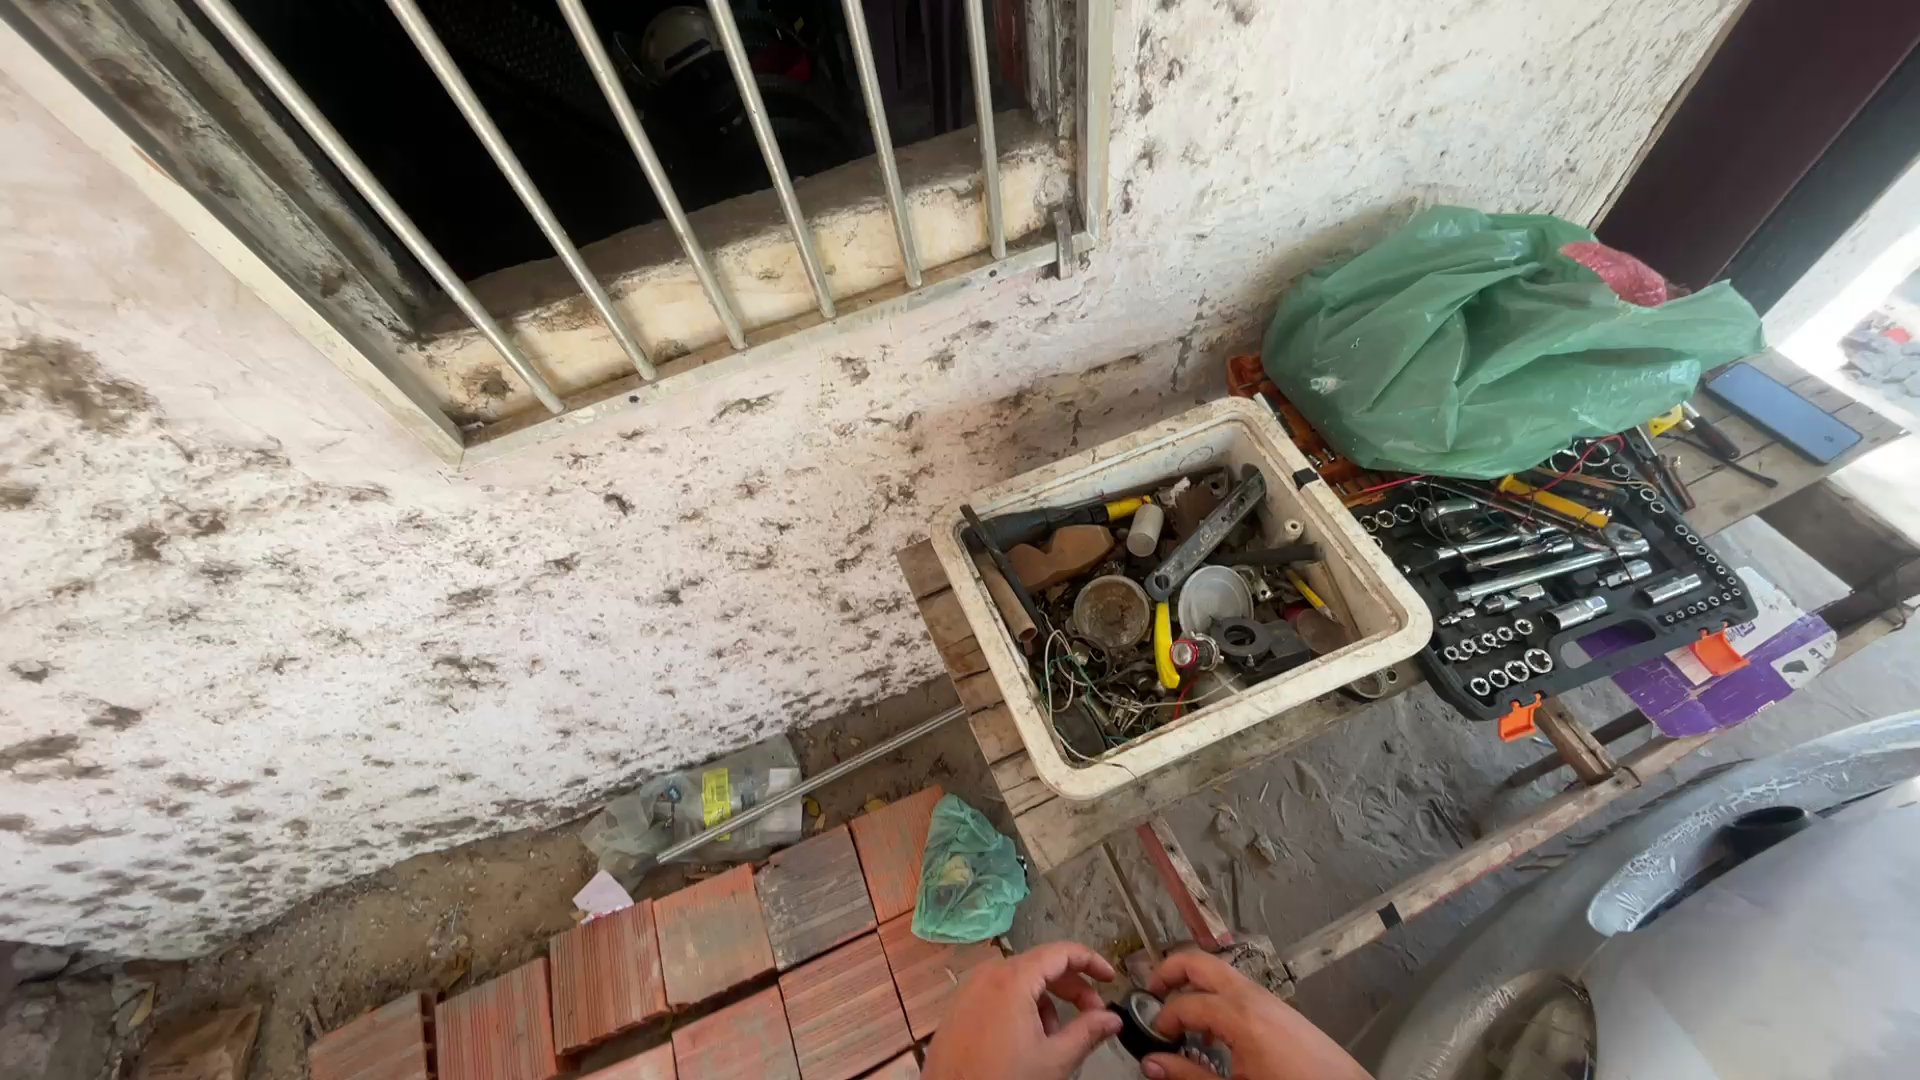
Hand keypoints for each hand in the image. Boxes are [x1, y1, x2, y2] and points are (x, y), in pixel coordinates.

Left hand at [920, 942, 1124, 1079]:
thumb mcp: (1053, 1060)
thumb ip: (1087, 1033)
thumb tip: (1113, 1019)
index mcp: (1013, 977)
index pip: (1061, 952)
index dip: (1091, 960)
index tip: (1111, 978)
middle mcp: (990, 972)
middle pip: (1041, 964)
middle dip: (1072, 987)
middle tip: (1094, 1014)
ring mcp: (972, 986)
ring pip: (1021, 980)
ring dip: (1047, 1001)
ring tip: (1056, 1038)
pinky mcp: (961, 1003)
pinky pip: (1000, 992)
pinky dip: (1022, 1005)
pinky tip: (1028, 1039)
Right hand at [1143, 951, 1370, 1079]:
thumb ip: (1190, 1076)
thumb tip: (1150, 1063)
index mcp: (1238, 1015)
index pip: (1185, 1004)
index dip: (1162, 1019)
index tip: (1152, 1040)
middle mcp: (1250, 995)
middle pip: (1198, 961)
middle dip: (1169, 971)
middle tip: (1151, 995)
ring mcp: (1268, 997)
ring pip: (1218, 970)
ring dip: (1193, 983)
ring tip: (1180, 1015)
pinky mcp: (1280, 1007)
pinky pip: (1237, 986)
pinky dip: (1215, 994)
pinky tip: (1215, 1031)